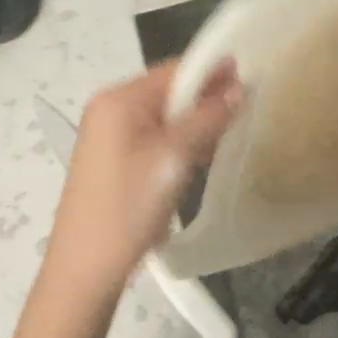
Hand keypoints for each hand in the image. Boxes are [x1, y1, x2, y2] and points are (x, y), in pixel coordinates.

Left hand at [44, 60, 241, 293]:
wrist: (85, 268)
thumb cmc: (129, 206)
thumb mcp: (174, 158)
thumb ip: (207, 118)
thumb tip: (238, 89)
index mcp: (119, 99)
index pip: (175, 69)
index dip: (213, 71)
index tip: (252, 76)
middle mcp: (110, 108)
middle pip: (169, 91)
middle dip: (206, 98)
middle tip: (247, 108)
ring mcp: (108, 135)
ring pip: (163, 116)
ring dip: (195, 122)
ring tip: (230, 133)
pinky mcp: (113, 160)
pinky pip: (153, 137)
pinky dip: (179, 141)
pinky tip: (202, 155)